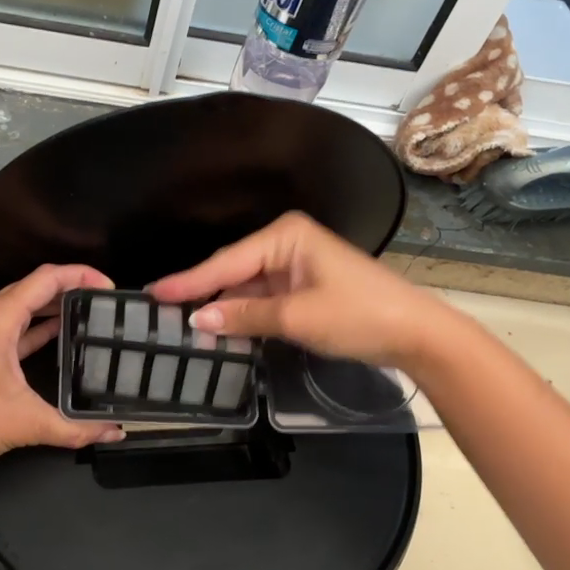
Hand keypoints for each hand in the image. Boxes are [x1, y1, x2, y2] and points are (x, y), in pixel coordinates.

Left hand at [0, 264, 123, 477]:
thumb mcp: (28, 422)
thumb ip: (76, 427)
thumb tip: (110, 430)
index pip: (46, 278)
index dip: (81, 275)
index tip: (106, 283)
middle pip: (34, 287)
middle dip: (70, 288)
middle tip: (101, 297)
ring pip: (21, 305)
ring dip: (52, 305)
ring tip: (85, 311)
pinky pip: (9, 324)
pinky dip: (34, 324)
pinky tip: (55, 333)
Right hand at [149, 211, 449, 369]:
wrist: (416, 334)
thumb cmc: (360, 315)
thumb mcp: (297, 318)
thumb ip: (244, 317)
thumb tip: (197, 321)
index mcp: (285, 235)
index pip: (226, 262)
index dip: (188, 282)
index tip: (153, 293)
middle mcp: (286, 243)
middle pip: (232, 271)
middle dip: (201, 294)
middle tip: (159, 313)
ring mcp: (295, 266)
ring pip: (245, 288)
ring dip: (222, 308)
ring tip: (181, 324)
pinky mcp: (303, 288)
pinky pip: (262, 299)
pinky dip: (243, 315)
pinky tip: (220, 329)